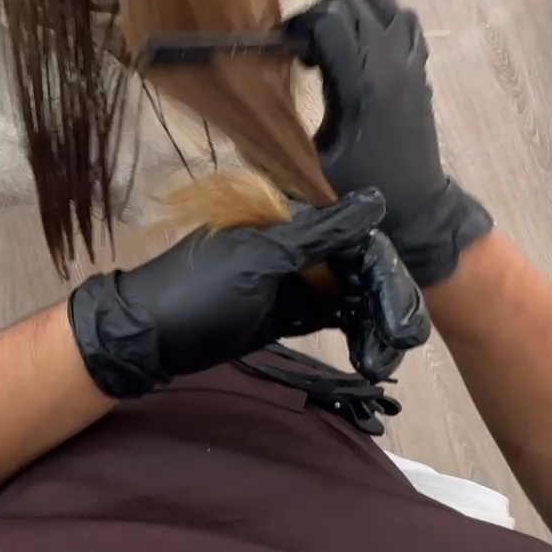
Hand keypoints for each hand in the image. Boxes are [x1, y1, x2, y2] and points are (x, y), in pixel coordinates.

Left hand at [69, 192, 391, 398]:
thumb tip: (375, 200)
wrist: (148, 339)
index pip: (346, 229)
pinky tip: (369, 348)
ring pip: (340, 291)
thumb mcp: (257, 259)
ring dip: (366, 316)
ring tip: (388, 352)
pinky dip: (347, 328)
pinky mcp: (281, 314)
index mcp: (280, 221)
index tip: (403, 292)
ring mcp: (285, 282)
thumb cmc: (198, 291)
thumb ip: (315, 234)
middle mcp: (288, 247)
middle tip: (401, 336)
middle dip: (378, 295)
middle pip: (349, 263)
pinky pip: (323, 315)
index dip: (378, 258)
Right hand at [291, 0, 494, 285]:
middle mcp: (389, 63)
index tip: (285, 49)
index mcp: (360, 84)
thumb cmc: (358, 186)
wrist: (416, 203)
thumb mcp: (310, 163)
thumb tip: (246, 101)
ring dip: (351, 12)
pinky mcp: (420, 66)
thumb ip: (282, 127)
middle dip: (319, 15)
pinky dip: (380, 20)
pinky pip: (403, 20)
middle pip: (351, 3)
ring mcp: (410, 60)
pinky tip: (361, 47)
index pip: (329, 21)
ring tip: (332, 40)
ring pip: (381, 1)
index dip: (299, 27)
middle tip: (302, 46)